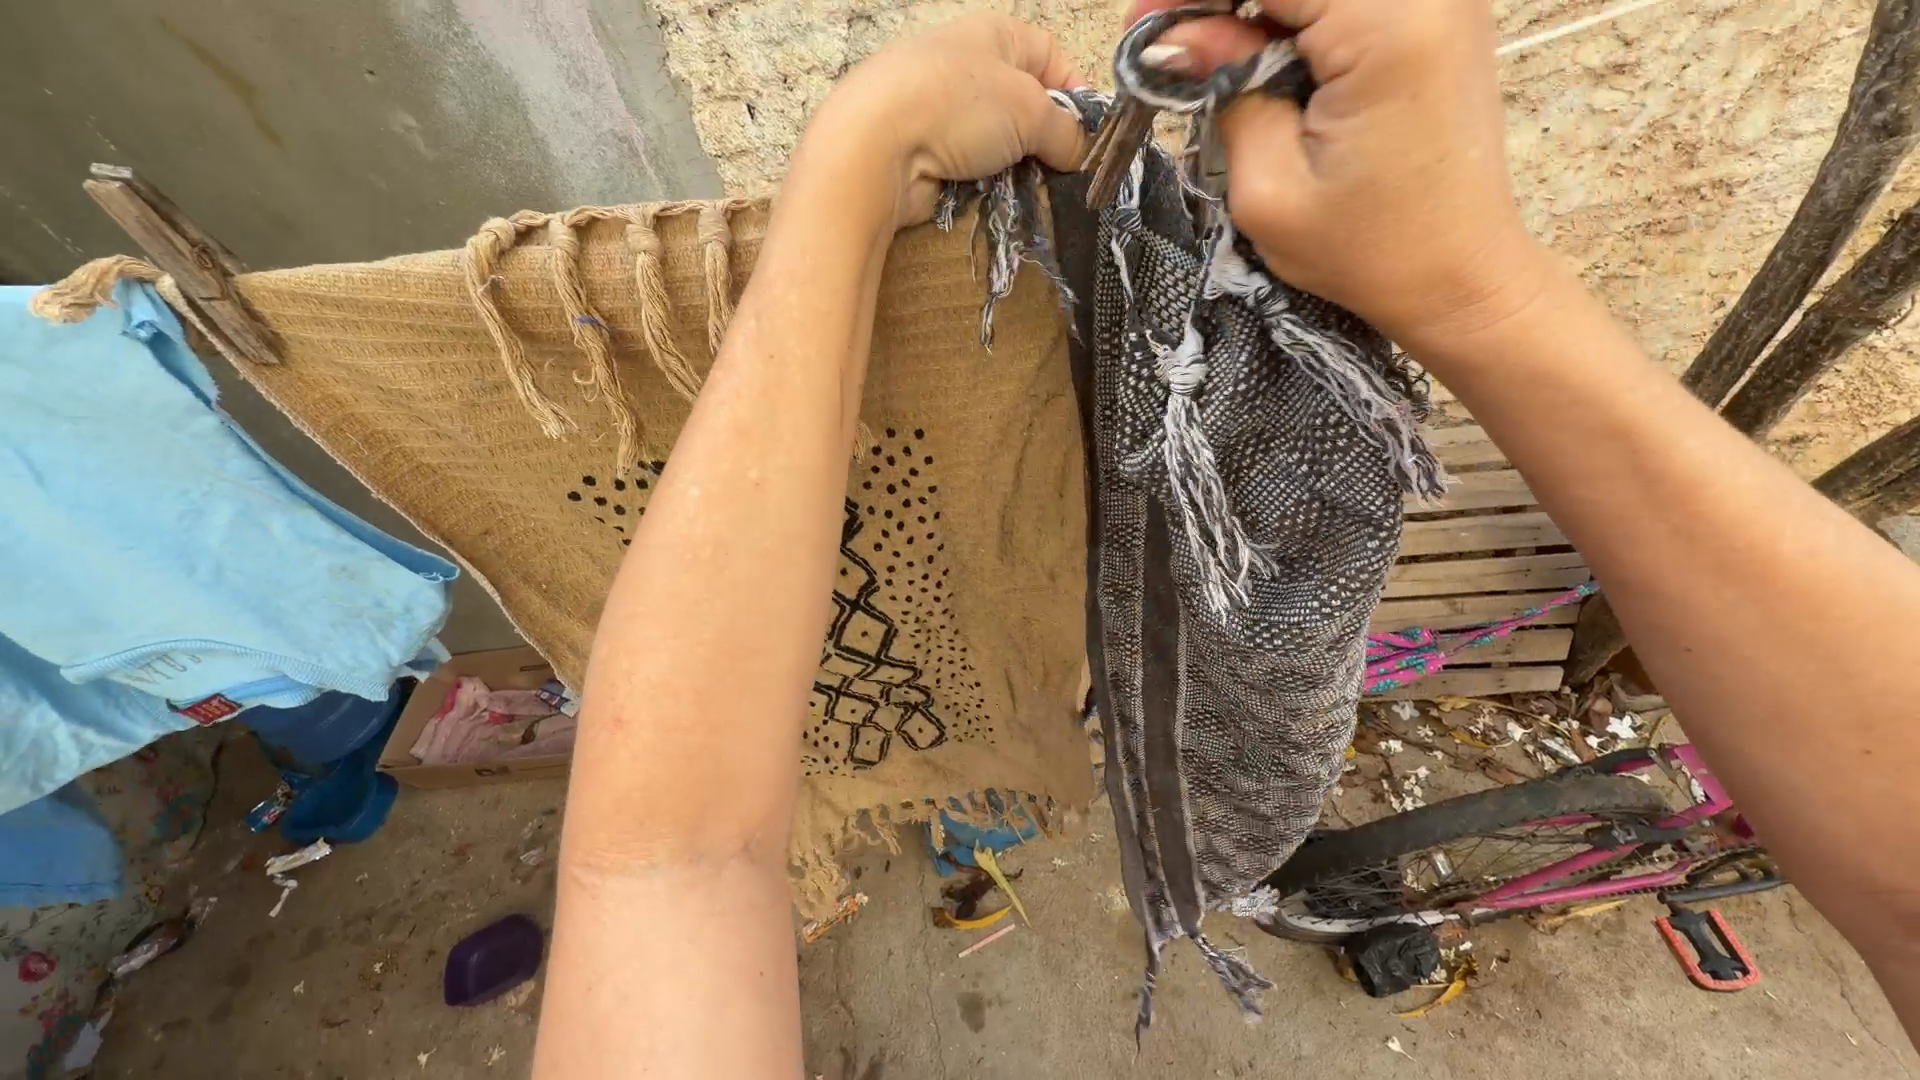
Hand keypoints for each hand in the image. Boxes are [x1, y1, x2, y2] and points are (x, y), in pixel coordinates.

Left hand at [799, 15, 1088, 229]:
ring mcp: (940, 114)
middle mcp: (966, 69)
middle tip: (1063, 173)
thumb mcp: (1029, 111)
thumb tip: (1079, 152)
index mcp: (993, 35)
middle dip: (1044, 140)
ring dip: (1015, 169)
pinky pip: (968, 171)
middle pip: (1022, 105)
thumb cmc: (959, 106)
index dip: (1073, 92)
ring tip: (1031, 192)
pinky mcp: (924, 156)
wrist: (877, 147)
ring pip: (995, 144)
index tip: (1088, 135)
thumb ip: (1063, 132)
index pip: (1049, 55)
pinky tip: (995, 201)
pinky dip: (984, 186)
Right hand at [1133, 0, 1549, 349]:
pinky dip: (1294, 20)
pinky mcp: (1435, 16)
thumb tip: (1175, 36)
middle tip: (1169, 43)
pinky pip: (1344, 2)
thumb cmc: (1361, 251)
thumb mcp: (1268, 188)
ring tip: (1206, 55)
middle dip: (1221, 2)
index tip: (1143, 25)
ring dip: (1257, 12)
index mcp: (1387, 27)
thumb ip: (1225, 93)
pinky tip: (1256, 51)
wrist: (1455, 274)